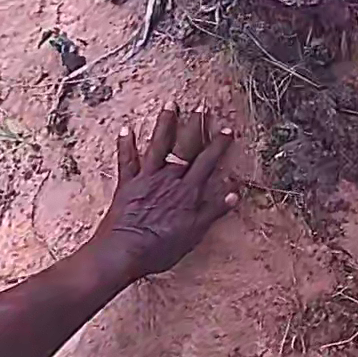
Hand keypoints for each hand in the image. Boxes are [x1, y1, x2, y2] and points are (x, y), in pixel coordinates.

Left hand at [80, 106, 239, 283]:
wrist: (123, 252)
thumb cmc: (160, 248)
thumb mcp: (194, 234)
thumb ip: (213, 211)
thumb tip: (234, 193)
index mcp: (187, 191)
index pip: (207, 162)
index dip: (218, 144)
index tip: (227, 128)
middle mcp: (168, 179)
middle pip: (185, 147)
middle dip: (195, 125)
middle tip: (201, 106)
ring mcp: (146, 179)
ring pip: (158, 146)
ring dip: (165, 124)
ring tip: (170, 104)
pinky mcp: (127, 185)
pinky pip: (126, 160)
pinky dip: (126, 144)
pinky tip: (126, 128)